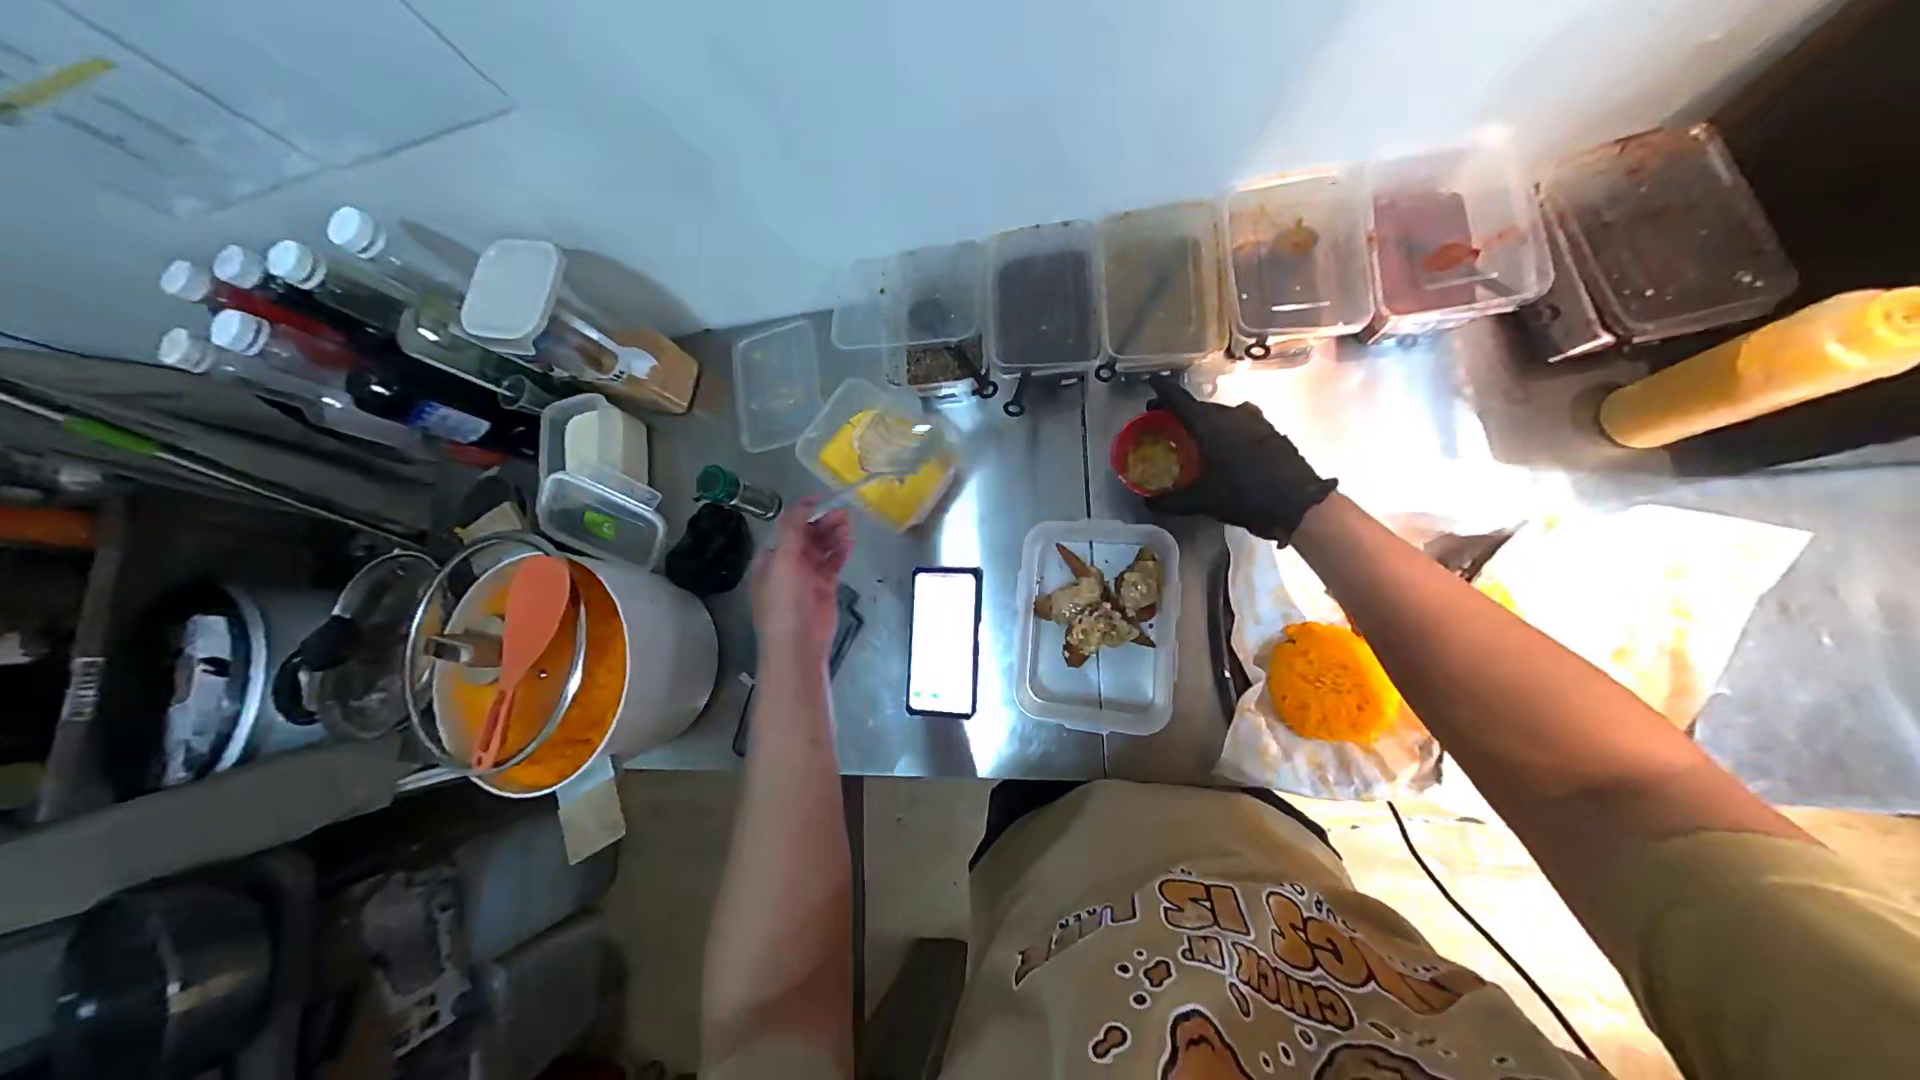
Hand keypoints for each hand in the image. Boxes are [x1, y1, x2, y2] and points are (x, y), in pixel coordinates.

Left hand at [752, 499, 853, 665]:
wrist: (798, 644)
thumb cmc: (784, 602)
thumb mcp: (782, 561)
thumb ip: (793, 529)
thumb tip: (804, 503)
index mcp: (771, 558)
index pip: (788, 529)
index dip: (804, 513)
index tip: (823, 500)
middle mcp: (787, 565)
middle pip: (807, 536)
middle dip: (823, 523)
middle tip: (843, 514)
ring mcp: (807, 577)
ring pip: (822, 548)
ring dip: (834, 535)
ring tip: (848, 525)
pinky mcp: (824, 588)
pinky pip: (833, 564)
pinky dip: (840, 552)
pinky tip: (849, 543)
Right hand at [1143, 374, 1336, 544]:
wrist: (1297, 502)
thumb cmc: (1244, 495)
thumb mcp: (1202, 501)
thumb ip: (1172, 501)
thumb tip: (1147, 504)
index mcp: (1209, 425)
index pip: (1179, 399)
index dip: (1163, 391)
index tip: (1152, 383)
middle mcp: (1231, 415)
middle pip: (1200, 406)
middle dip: (1181, 412)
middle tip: (1166, 423)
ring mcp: (1254, 421)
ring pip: (1222, 414)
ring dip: (1206, 421)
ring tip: (1195, 437)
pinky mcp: (1270, 431)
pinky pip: (1240, 424)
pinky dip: (1226, 430)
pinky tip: (1225, 448)